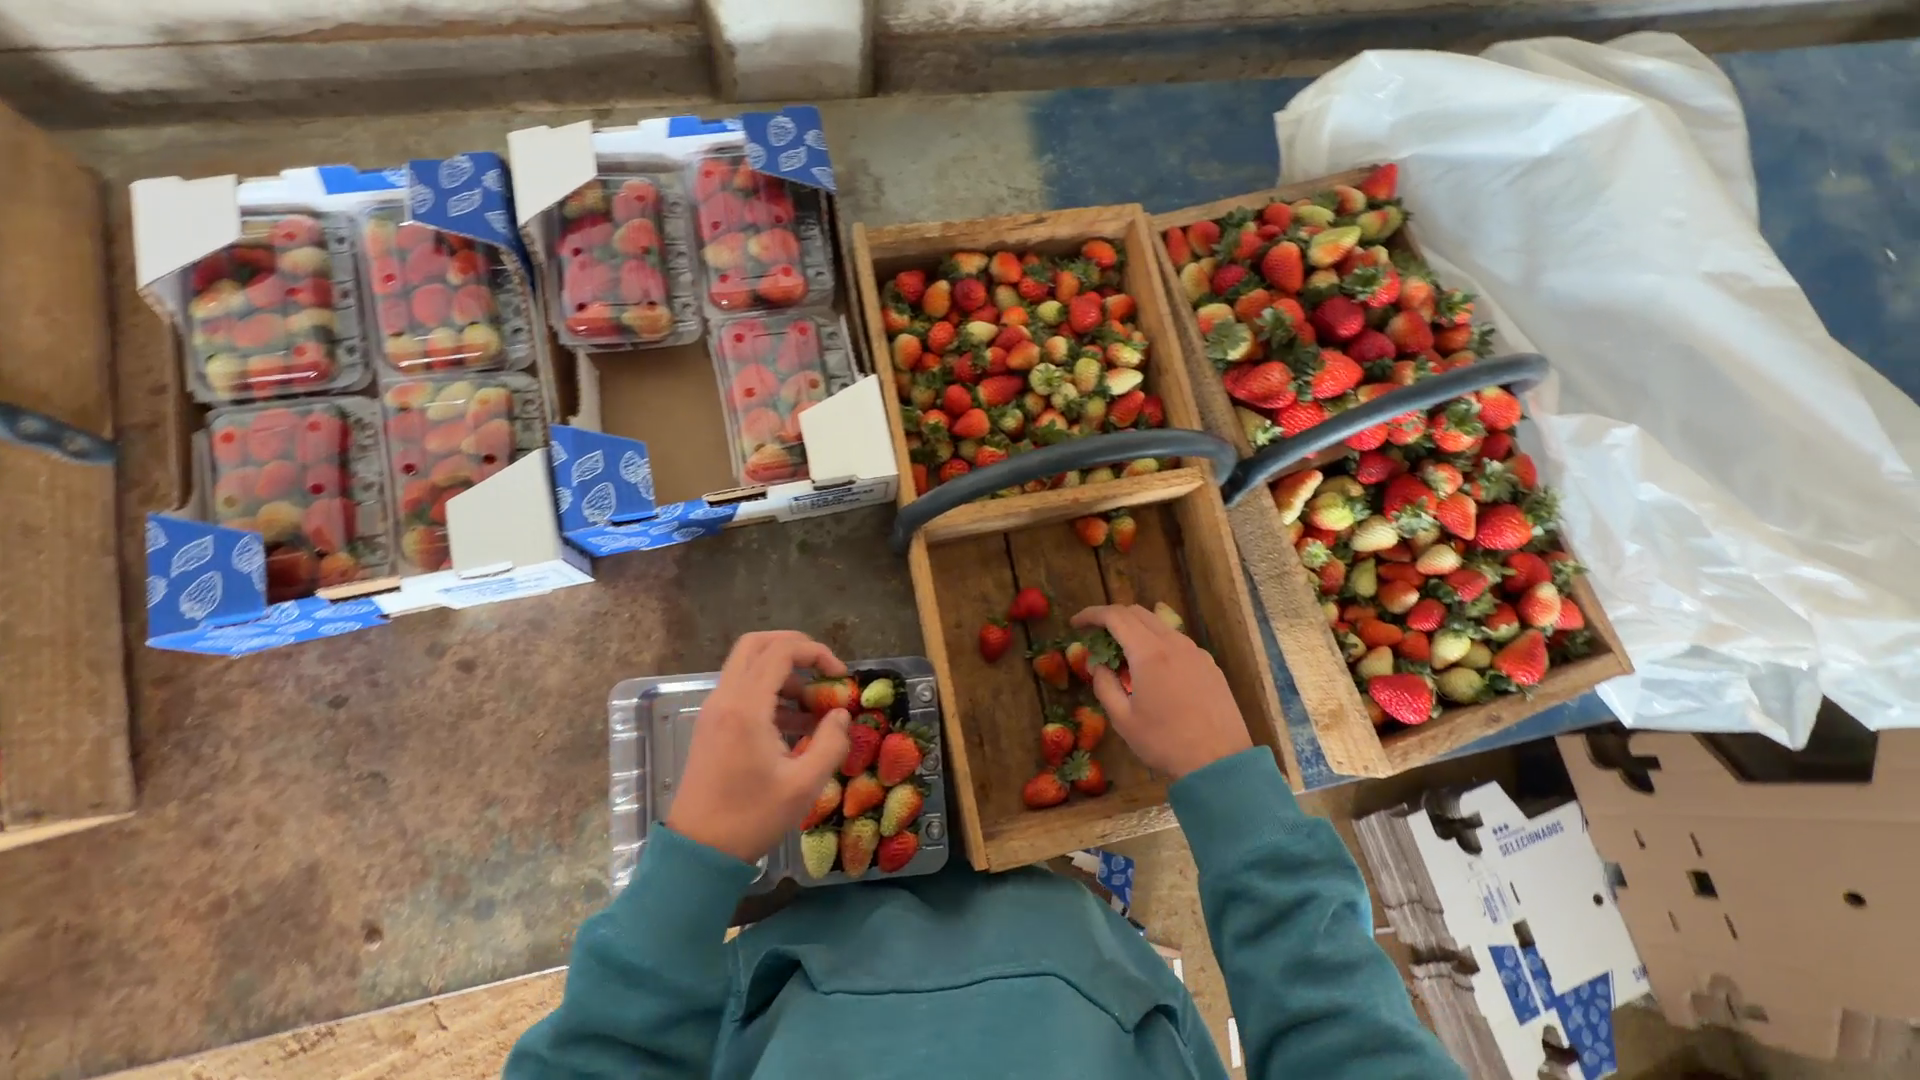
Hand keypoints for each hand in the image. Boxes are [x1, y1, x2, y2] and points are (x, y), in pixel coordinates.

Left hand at [666, 632, 851, 863]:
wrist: (698, 850)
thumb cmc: (751, 818)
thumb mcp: (804, 785)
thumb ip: (830, 743)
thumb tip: (840, 715)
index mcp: (745, 707)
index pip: (781, 651)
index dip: (816, 652)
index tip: (841, 676)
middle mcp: (725, 698)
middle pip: (757, 645)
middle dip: (795, 647)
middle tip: (824, 669)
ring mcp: (714, 711)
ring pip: (748, 666)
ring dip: (783, 673)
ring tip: (814, 706)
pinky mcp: (711, 726)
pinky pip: (742, 690)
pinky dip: (769, 692)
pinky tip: (794, 725)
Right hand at [1072, 604, 1250, 778]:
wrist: (1219, 762)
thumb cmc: (1165, 742)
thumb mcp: (1123, 719)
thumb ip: (1105, 686)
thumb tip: (1099, 666)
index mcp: (1149, 653)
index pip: (1115, 616)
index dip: (1091, 615)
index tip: (1075, 624)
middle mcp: (1174, 643)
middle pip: (1138, 613)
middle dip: (1112, 618)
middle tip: (1096, 637)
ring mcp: (1196, 652)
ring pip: (1160, 626)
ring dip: (1136, 630)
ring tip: (1124, 657)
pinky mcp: (1210, 665)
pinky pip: (1178, 642)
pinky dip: (1157, 644)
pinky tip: (1154, 671)